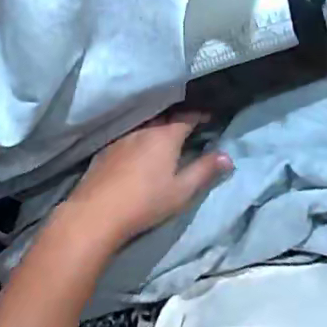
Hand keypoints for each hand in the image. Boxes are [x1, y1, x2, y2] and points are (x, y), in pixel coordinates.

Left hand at [54, 110, 231, 250]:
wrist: (99, 210)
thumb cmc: (146, 200)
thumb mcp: (182, 190)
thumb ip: (205, 170)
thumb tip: (227, 156)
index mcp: (165, 136)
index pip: (186, 118)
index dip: (199, 116)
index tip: (208, 117)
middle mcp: (143, 129)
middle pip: (164, 117)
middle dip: (177, 119)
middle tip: (188, 124)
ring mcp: (122, 137)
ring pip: (144, 125)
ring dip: (156, 126)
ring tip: (165, 134)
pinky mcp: (107, 148)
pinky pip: (129, 134)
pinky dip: (139, 136)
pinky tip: (139, 147)